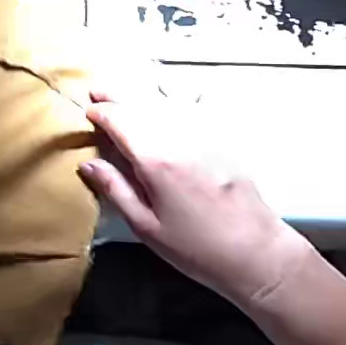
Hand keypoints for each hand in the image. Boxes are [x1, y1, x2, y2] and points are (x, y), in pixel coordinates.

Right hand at [78, 91, 315, 309]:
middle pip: (141, 106)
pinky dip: (174, 98)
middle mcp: (178, 138)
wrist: (256, 252)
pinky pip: (192, 108)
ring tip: (125, 92)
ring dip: (141, 95)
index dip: (102, 114)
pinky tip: (168, 92)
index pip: (121, 122)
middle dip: (117, 97)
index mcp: (155, 160)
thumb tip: (88, 164)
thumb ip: (116, 190)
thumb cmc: (196, 247)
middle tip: (98, 92)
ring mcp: (203, 135)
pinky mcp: (221, 140)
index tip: (89, 112)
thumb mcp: (146, 226)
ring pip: (165, 103)